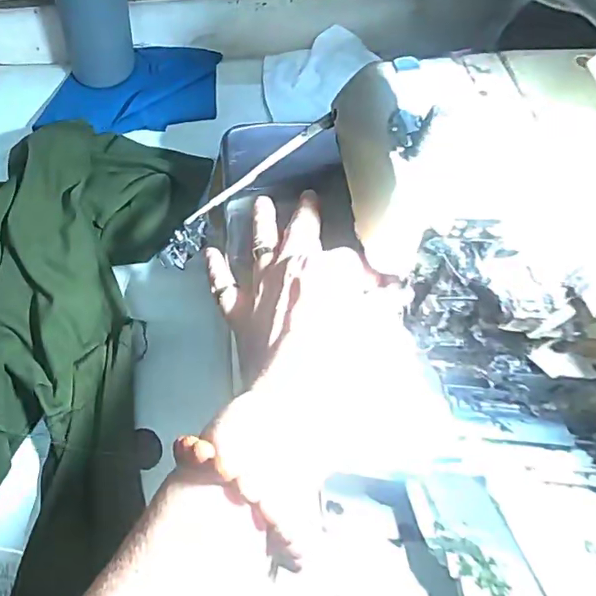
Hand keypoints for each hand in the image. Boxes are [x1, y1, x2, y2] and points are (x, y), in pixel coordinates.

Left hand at [199, 192, 414, 515]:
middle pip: (299, 231)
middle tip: (306, 197)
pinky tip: (209, 250)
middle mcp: (289, 268)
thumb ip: (380, 310)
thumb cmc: (342, 371)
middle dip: (305, 213)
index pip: (350, 259)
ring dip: (260, 222)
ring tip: (259, 204)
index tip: (379, 282)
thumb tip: (387, 296)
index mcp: (328, 270)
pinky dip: (215, 265)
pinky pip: (221, 281)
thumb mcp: (377, 336)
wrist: (289, 399)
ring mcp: (259, 286)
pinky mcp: (236, 310)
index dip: (367, 271)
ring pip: (258, 243)